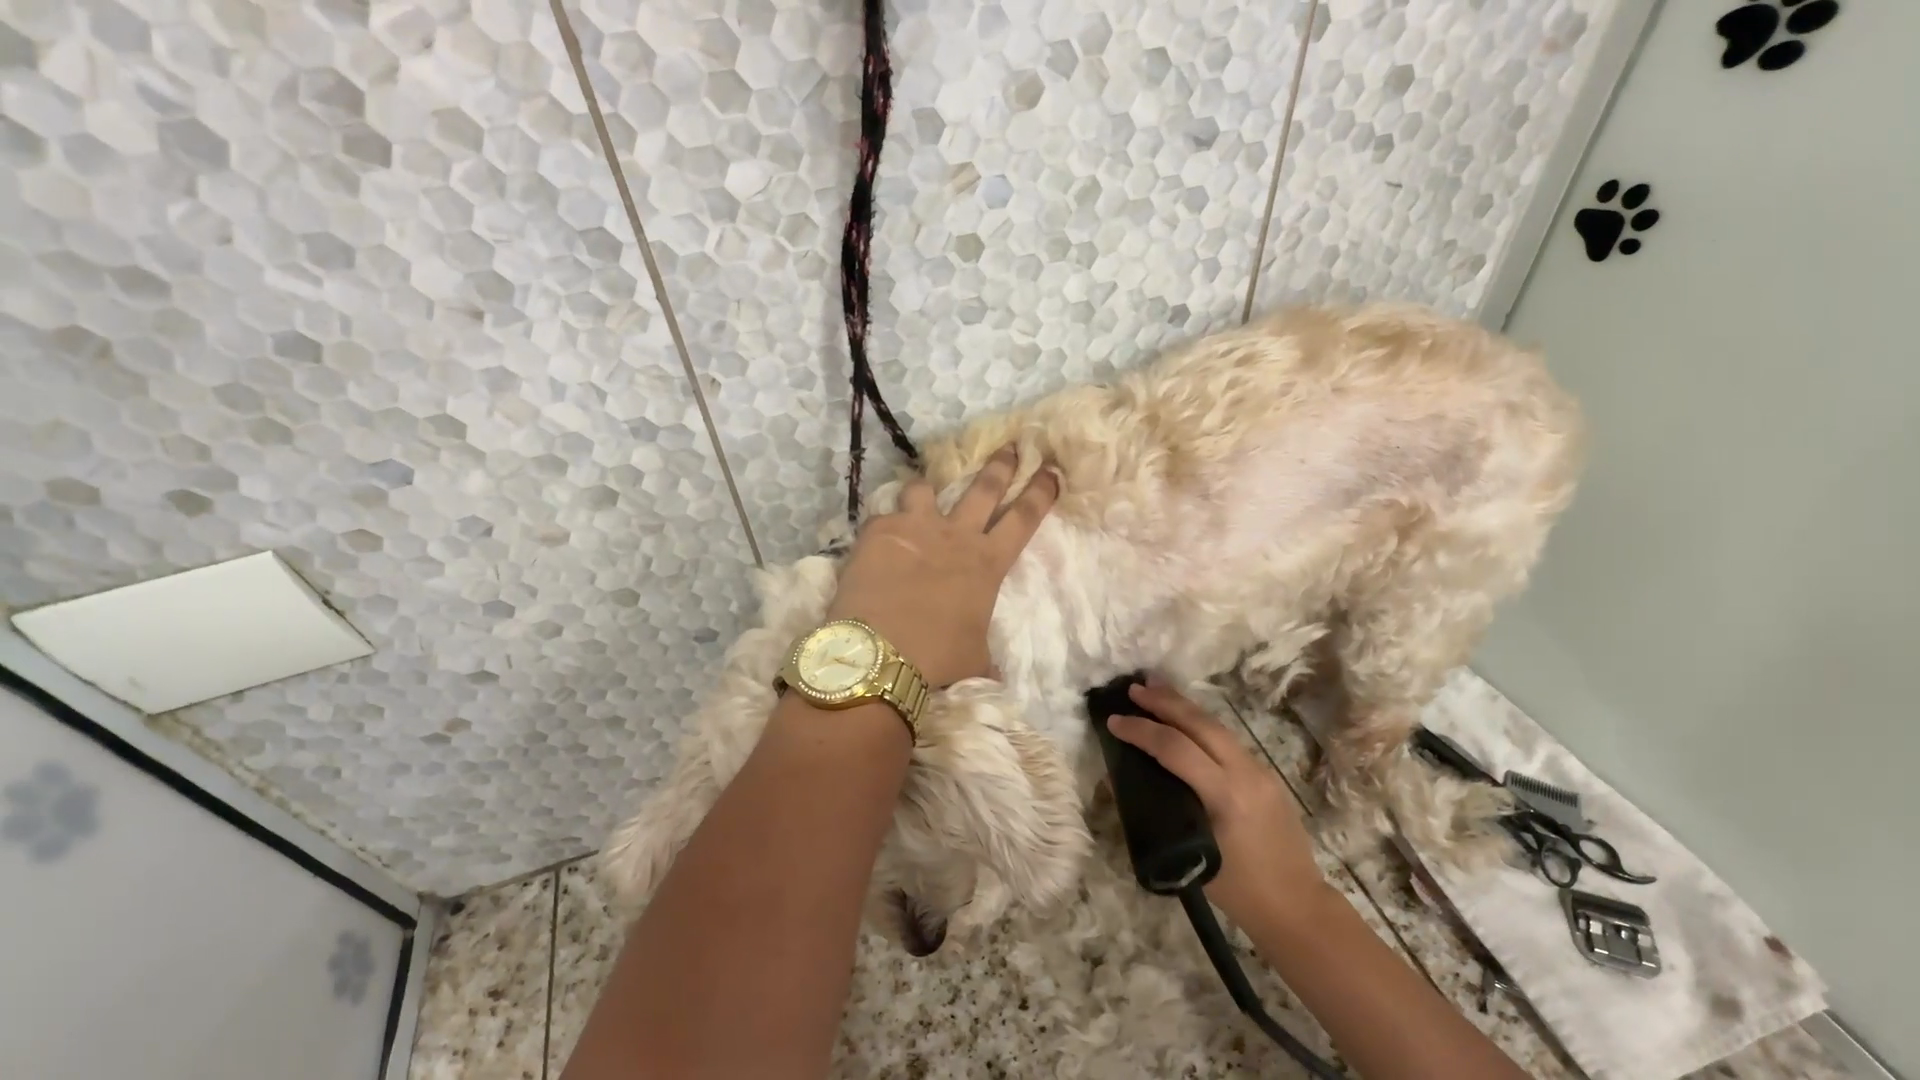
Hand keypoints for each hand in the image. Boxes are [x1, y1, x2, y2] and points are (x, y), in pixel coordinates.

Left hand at [827, 446, 1057, 687]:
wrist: (881, 653)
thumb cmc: (937, 658)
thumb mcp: (973, 659)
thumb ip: (983, 655)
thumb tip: (993, 679)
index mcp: (987, 564)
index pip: (1024, 519)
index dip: (1040, 493)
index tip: (1052, 470)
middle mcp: (956, 536)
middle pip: (984, 489)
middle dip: (1001, 465)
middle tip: (1011, 447)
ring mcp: (916, 528)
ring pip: (925, 490)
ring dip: (927, 491)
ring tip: (923, 495)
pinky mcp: (879, 531)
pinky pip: (884, 516)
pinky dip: (885, 526)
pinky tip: (877, 540)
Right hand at [1107, 683, 1331, 926]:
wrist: (1297, 906)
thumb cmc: (1239, 891)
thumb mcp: (1190, 855)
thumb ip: (1159, 814)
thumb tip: (1124, 783)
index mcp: (1226, 795)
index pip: (1176, 748)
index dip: (1141, 731)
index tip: (1113, 722)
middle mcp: (1246, 773)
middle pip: (1201, 724)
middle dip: (1165, 703)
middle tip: (1133, 688)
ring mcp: (1260, 771)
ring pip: (1217, 726)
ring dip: (1184, 707)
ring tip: (1156, 689)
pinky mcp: (1266, 775)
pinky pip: (1227, 740)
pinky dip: (1201, 725)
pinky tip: (1185, 722)